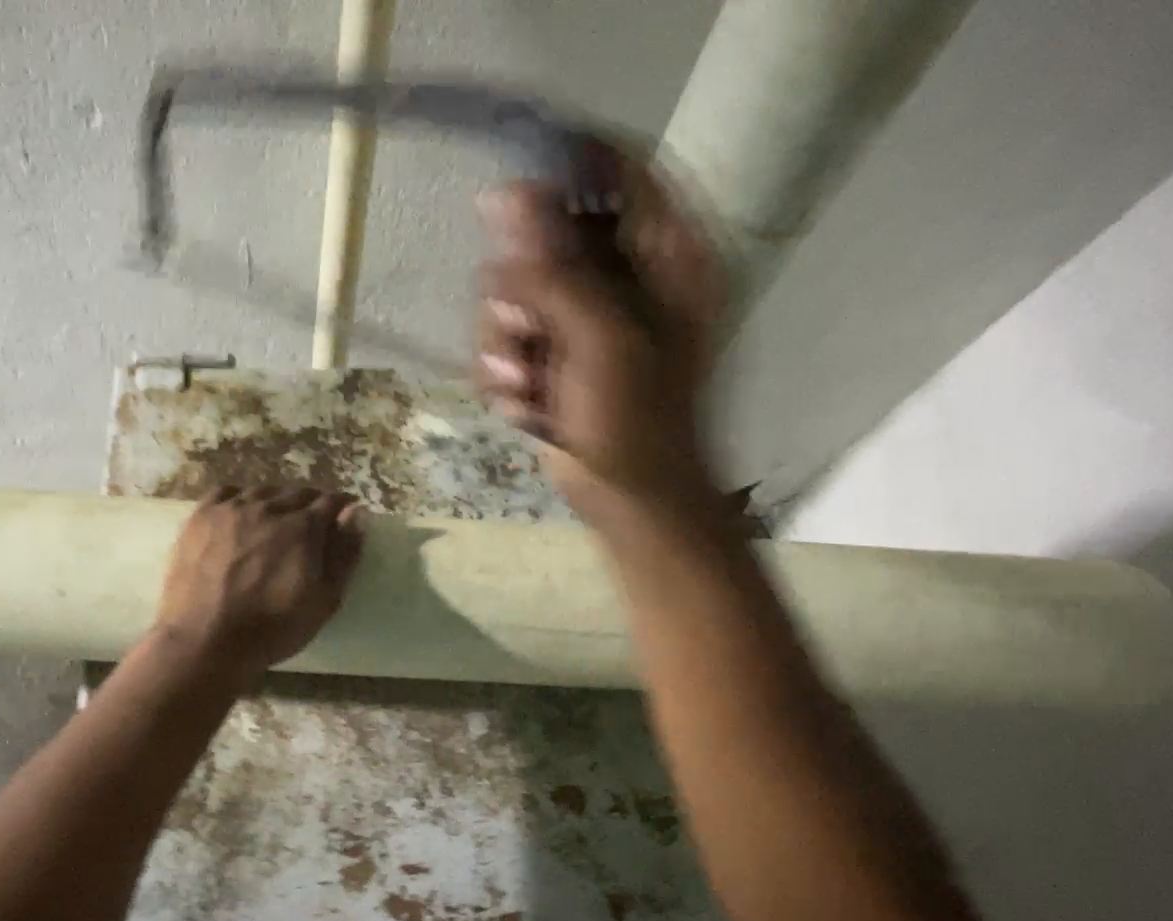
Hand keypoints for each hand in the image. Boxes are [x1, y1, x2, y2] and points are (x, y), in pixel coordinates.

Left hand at [151, 486, 365, 679]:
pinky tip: (240, 514)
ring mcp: (231, 508)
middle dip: (310, 505)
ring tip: (275, 521)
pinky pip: (226, 492)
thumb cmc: (272, 629)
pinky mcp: (201, 516)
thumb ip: (344, 554)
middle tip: (310, 526)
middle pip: (297, 493)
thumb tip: (355, 512)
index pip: (331, 501)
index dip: (342, 507)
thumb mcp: (324, 601)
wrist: (205, 642)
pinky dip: (240, 498)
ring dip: (276, 502)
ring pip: (263, 491)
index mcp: (303, 528)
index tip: (344, 516)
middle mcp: (269, 507)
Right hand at [473, 150, 728, 530]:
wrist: (631, 503)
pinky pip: (505, 336)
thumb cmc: (636, 422)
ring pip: (514, 290)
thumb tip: (503, 195)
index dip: (567, 165)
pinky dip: (505, 372)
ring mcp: (586, 316)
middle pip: (547, 236)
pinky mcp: (553, 353)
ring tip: (523, 384)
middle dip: (520, 290)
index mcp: (669, 255)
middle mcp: (627, 275)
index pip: (620, 172)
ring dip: (505, 341)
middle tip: (524, 333)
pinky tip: (522, 405)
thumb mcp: (600, 338)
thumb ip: (553, 267)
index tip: (514, 183)